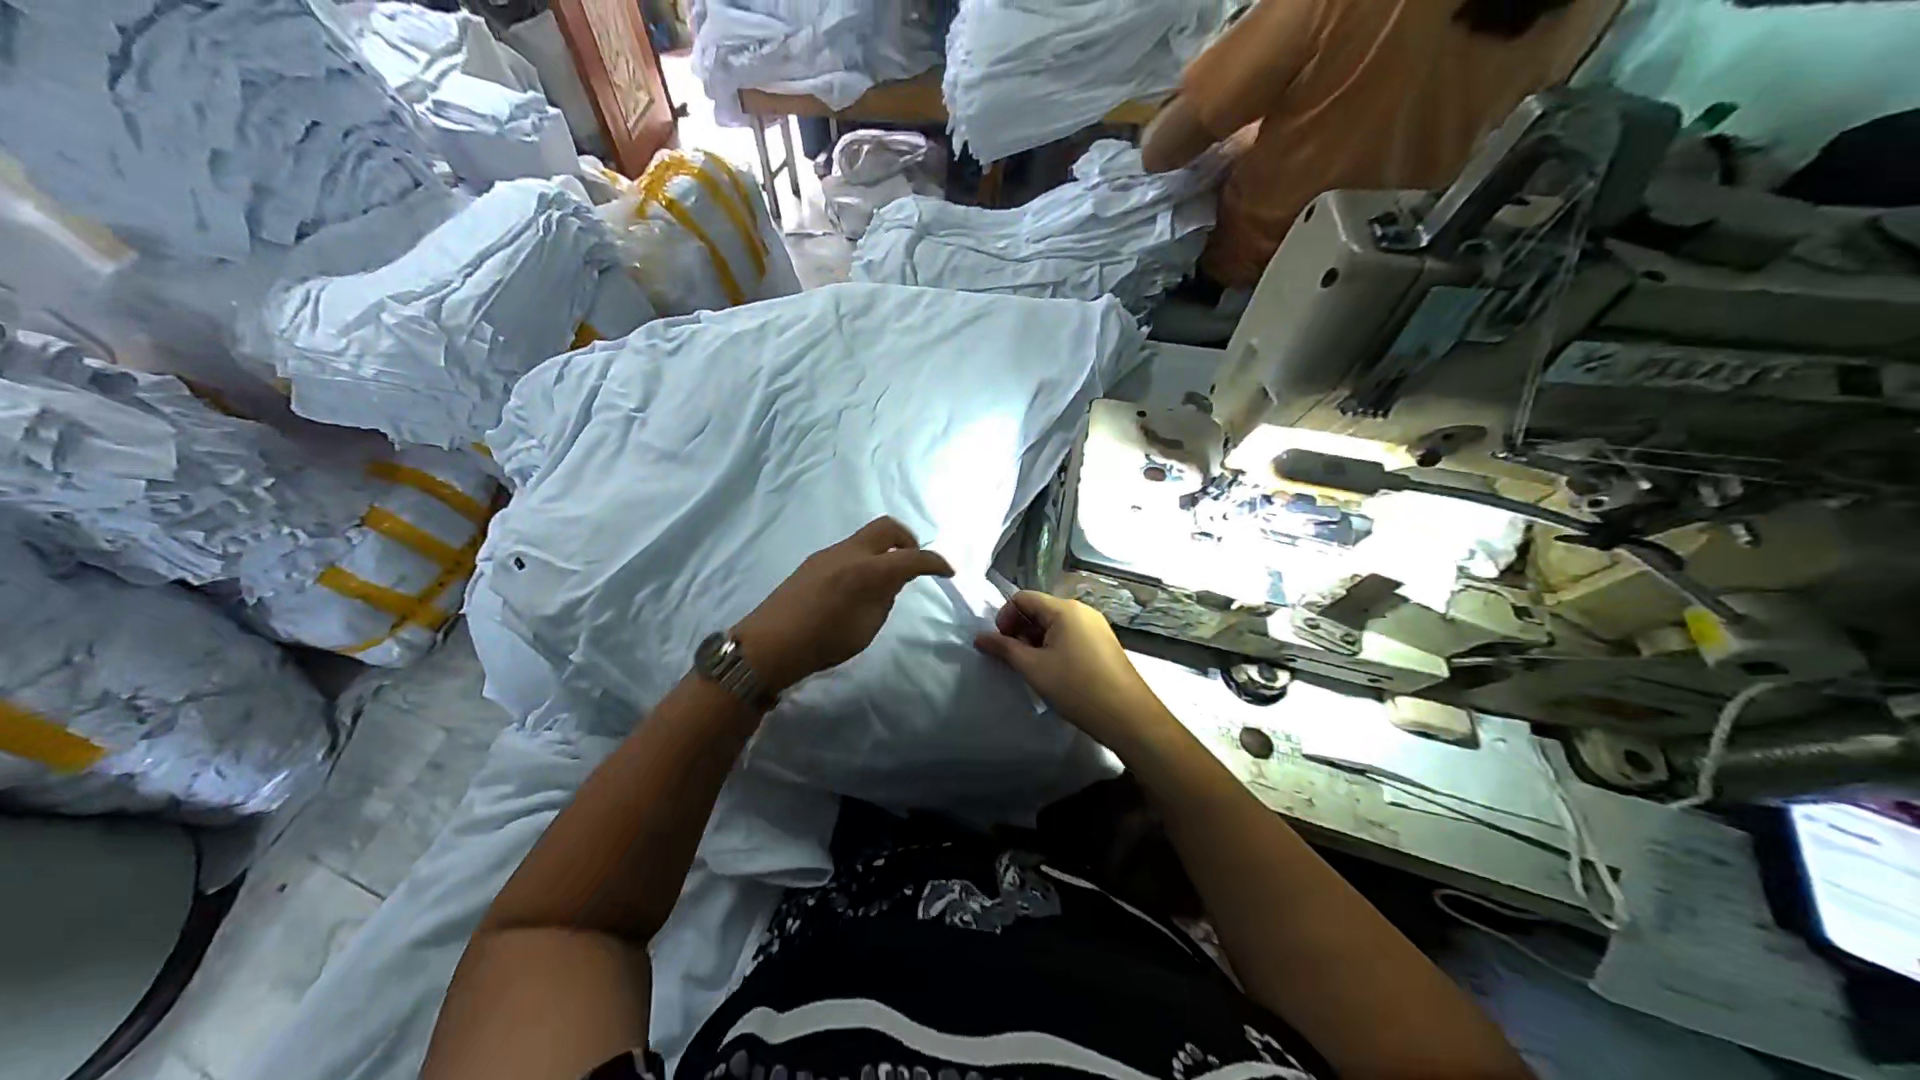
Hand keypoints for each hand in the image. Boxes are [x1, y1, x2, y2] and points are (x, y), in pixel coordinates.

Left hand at [733, 517, 954, 694]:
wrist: (770, 644)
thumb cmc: (824, 642)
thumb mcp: (867, 627)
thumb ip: (884, 599)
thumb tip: (889, 582)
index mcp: (868, 570)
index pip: (912, 558)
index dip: (935, 563)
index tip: (948, 571)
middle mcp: (849, 553)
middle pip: (888, 527)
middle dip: (908, 540)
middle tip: (914, 563)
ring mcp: (828, 554)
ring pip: (866, 538)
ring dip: (883, 550)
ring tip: (885, 580)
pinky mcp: (813, 562)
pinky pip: (848, 550)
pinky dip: (864, 559)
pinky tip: (857, 586)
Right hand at [973, 591, 1173, 751]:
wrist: (1128, 716)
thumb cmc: (1077, 689)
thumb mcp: (1033, 668)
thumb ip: (1004, 649)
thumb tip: (980, 637)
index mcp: (1064, 610)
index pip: (1023, 598)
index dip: (1005, 617)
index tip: (1000, 644)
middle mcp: (1082, 611)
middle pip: (1040, 609)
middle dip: (1020, 629)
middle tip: (1014, 659)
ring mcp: (1096, 626)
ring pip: (1055, 624)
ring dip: (1036, 640)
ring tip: (1033, 668)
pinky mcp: (1103, 643)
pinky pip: (1070, 635)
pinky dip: (1055, 647)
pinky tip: (1054, 672)